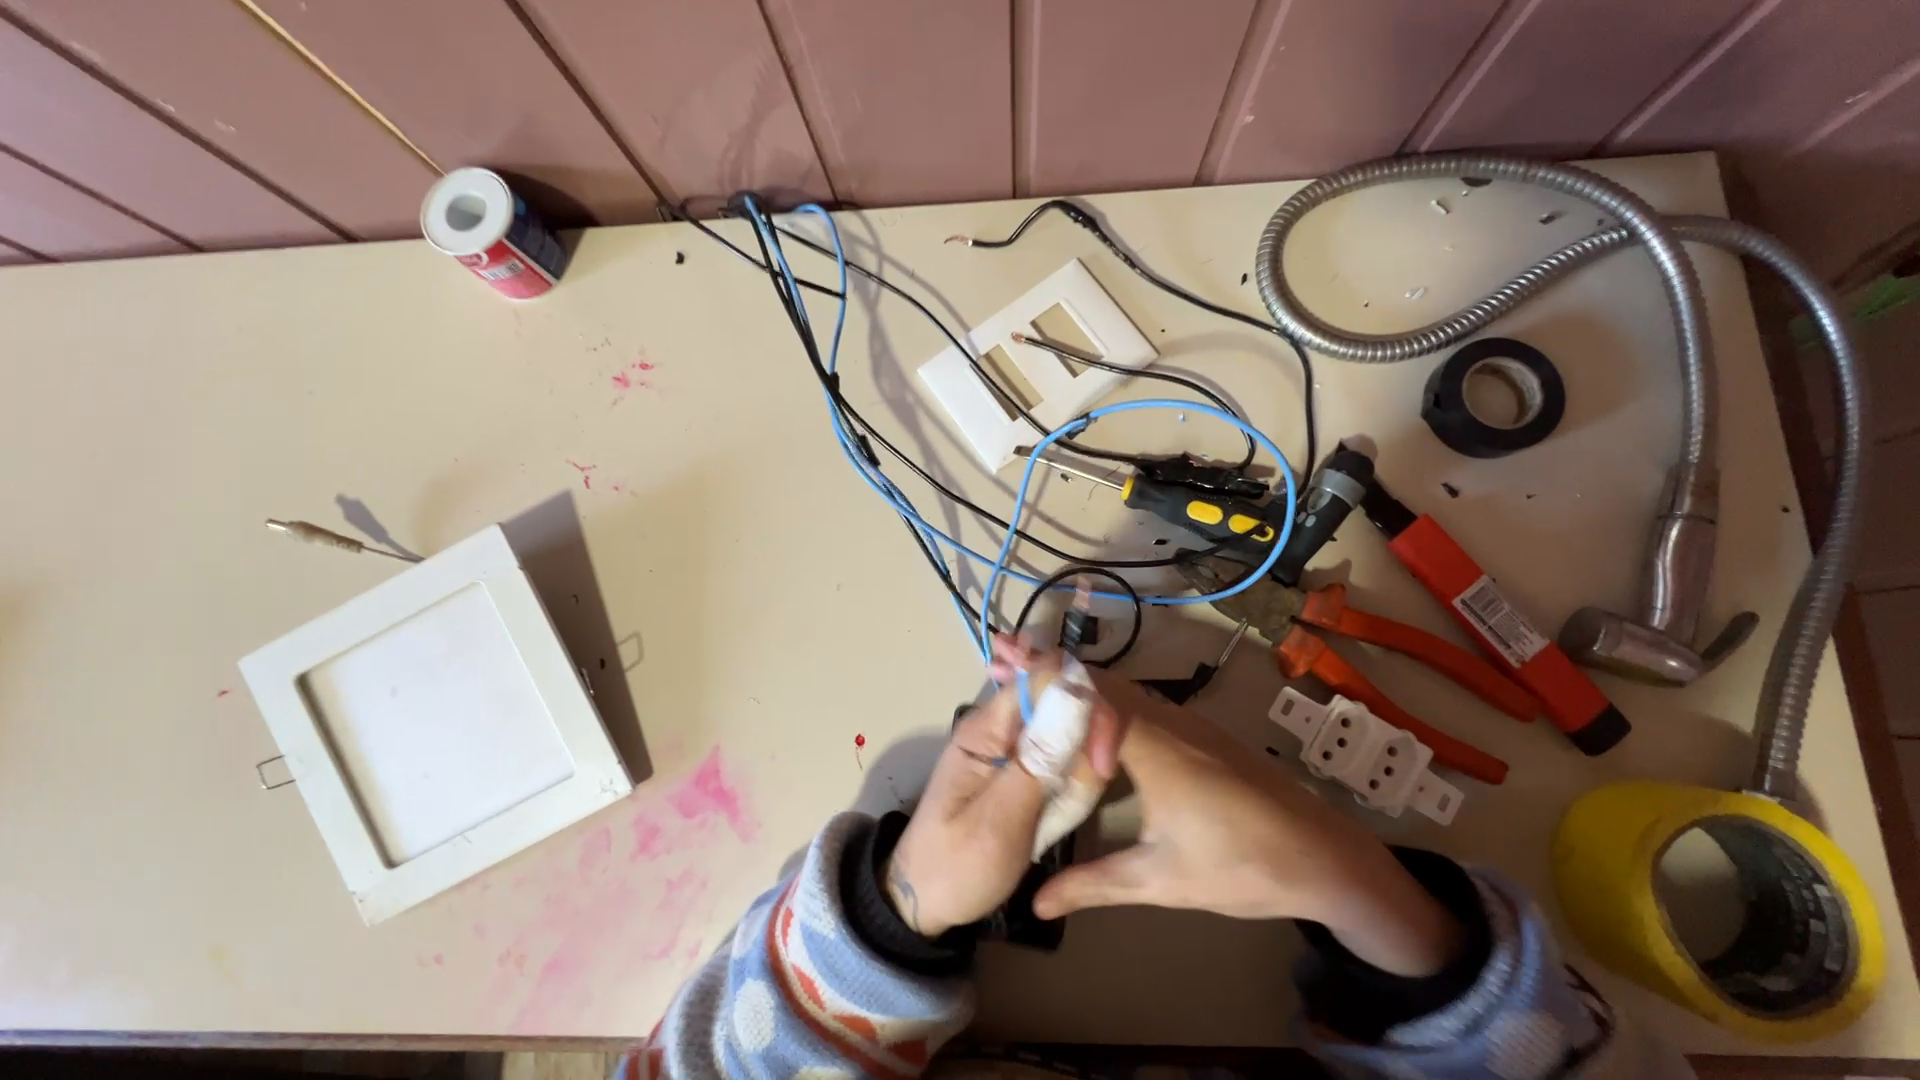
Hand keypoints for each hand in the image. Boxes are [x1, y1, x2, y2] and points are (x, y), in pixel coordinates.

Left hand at [883, 637, 1123, 937]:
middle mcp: (1000, 726)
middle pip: (1064, 704)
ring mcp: (1011, 749)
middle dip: (1086, 743)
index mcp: (986, 727)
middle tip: (1083, 793)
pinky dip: (1070, 786)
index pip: (1045, 679)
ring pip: (1070, 736)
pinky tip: (1060, 818)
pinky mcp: (1021, 771)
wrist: (923, 904)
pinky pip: (1061, 762)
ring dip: (1078, 773)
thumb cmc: (956, 867)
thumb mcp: (1000, 819)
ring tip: (1059, 820)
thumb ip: (1039, 758)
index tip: (1103, 751)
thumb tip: (1076, 694)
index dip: (1083, 702)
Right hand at [1031, 682, 1461, 976]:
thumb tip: (1036, 902)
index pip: (1089, 694)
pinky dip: (1103, 699)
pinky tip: (1083, 717)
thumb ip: (1093, 885)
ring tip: (1029, 679)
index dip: (1044, 677)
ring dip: (1077, 683)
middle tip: (1001, 661)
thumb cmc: (1244, 867)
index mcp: (1156, 749)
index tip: (1002, 667)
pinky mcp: (1200, 733)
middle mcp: (1170, 722)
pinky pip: (1141, 702)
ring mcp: (1189, 723)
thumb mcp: (1161, 881)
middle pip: (1100, 680)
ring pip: (1122, 688)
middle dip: (1050, 669)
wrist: (1328, 859)